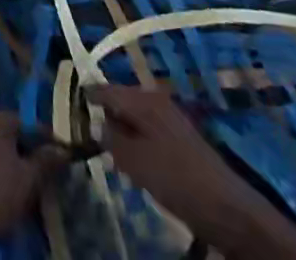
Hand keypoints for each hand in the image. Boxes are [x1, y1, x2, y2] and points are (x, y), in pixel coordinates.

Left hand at [0, 112, 64, 259]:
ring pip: (0, 149)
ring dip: (15, 163)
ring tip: (30, 185)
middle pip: (14, 135)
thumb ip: (47, 161)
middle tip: (48, 175)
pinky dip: (0, 169)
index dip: (50, 142)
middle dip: (31, 153)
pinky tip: (8, 188)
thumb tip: (63, 149)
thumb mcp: (29, 178)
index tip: (65, 159)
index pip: (31, 124)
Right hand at [90, 87, 295, 259]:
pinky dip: (136, 139)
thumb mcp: (132, 160)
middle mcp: (156, 100)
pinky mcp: (180, 137)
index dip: (86, 95)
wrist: (226, 207)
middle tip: (85, 130)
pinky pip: (147, 129)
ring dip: (120, 128)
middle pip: (120, 99)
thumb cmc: (174, 178)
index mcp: (143, 99)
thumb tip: (97, 123)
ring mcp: (170, 118)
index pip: (104, 89)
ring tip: (107, 147)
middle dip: (103, 113)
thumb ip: (110, 138)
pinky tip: (133, 159)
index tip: (68, 103)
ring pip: (134, 116)